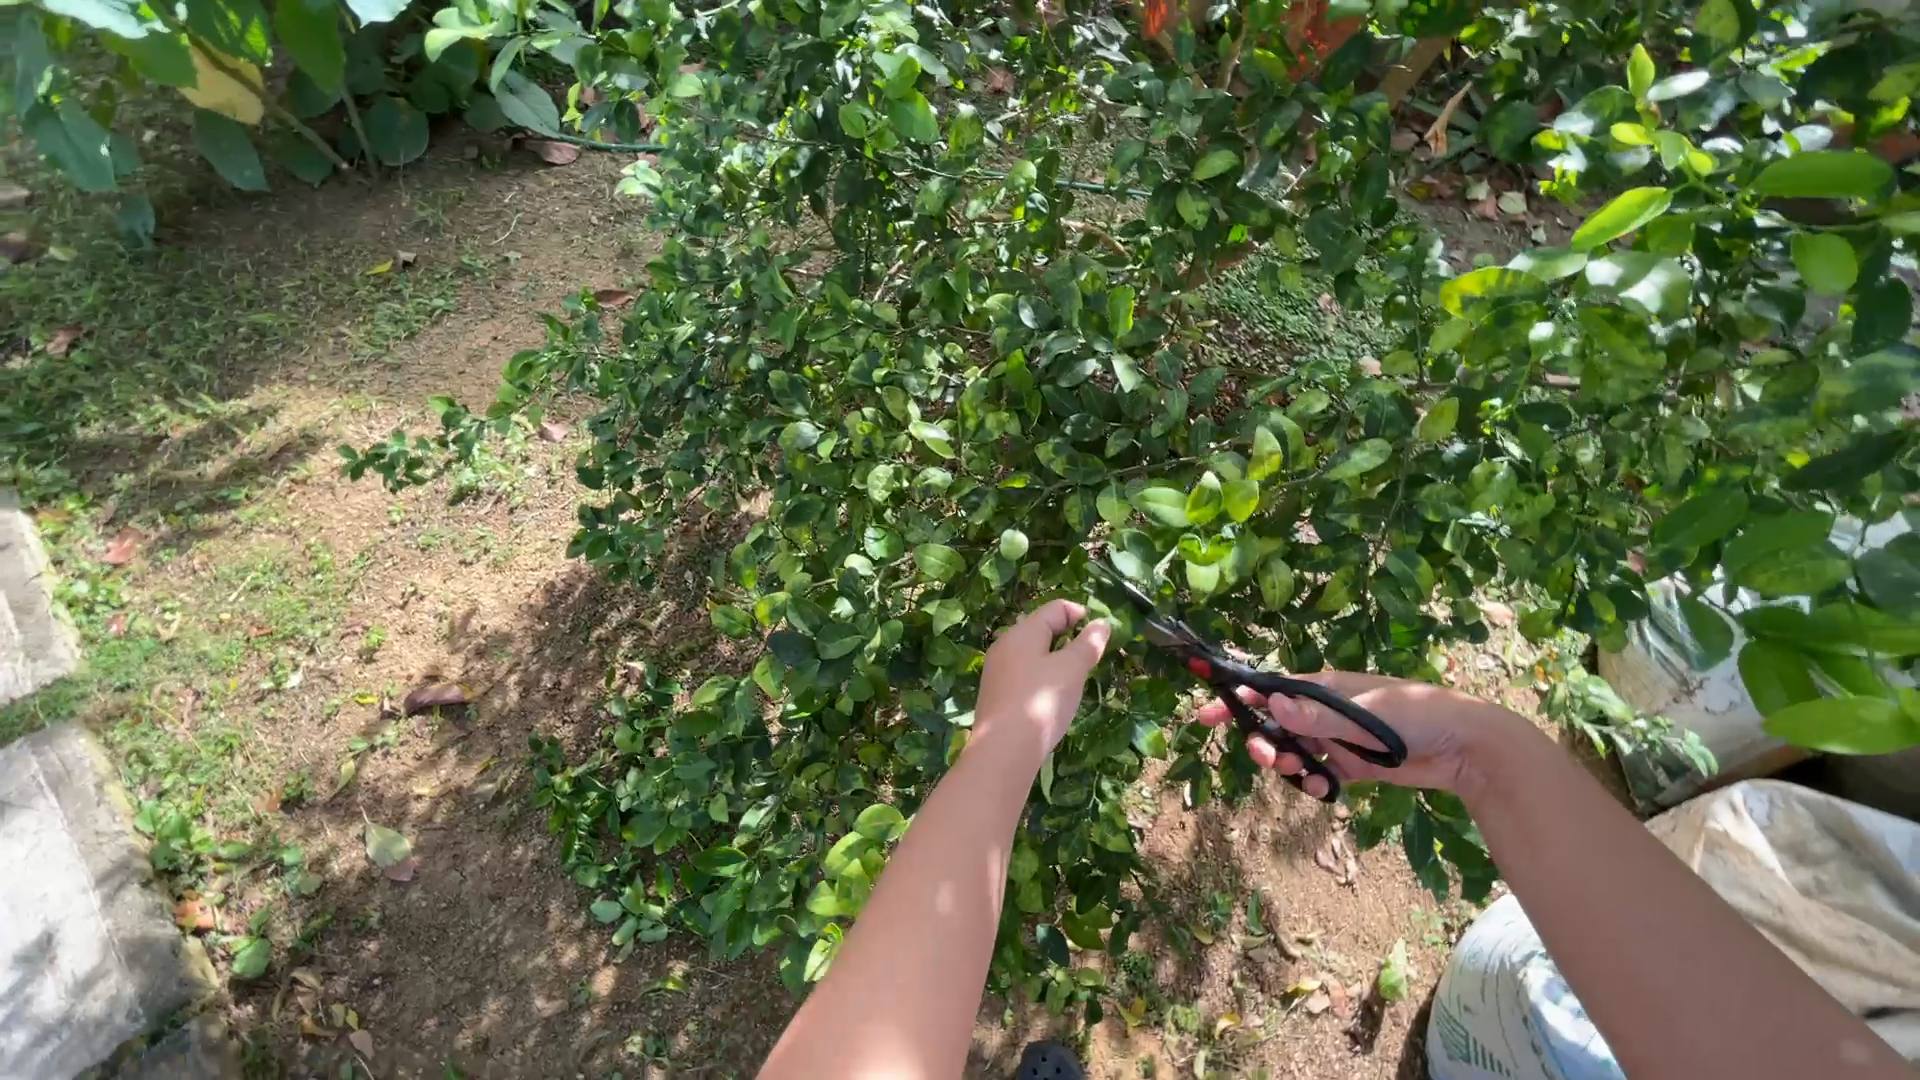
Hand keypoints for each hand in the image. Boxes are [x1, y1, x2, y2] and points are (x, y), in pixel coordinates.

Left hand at [973, 600, 1112, 763]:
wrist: (1003, 750)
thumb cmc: (1042, 702)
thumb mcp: (1072, 670)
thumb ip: (1087, 645)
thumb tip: (1101, 624)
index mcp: (1022, 632)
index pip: (1055, 608)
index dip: (1080, 614)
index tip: (1100, 633)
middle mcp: (1005, 645)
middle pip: (1040, 629)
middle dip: (1067, 637)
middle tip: (1089, 656)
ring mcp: (997, 670)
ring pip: (1031, 653)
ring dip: (1054, 659)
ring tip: (1073, 678)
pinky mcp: (995, 694)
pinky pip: (1023, 674)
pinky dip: (1041, 677)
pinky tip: (1051, 697)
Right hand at [1195, 671, 1535, 797]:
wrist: (1467, 747)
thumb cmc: (1414, 716)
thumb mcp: (1363, 715)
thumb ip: (1316, 715)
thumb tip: (1271, 703)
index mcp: (1321, 688)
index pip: (1266, 690)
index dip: (1235, 700)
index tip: (1206, 715)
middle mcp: (1322, 711)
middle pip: (1274, 724)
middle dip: (1263, 741)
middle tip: (1266, 758)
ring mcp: (1336, 738)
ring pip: (1293, 751)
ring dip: (1289, 764)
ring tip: (1305, 776)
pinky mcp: (1351, 764)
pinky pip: (1319, 773)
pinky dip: (1316, 783)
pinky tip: (1329, 790)